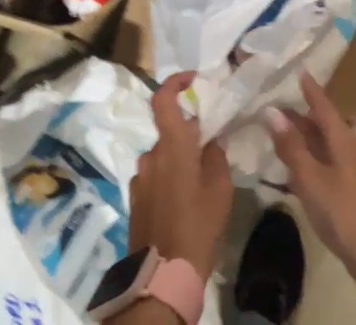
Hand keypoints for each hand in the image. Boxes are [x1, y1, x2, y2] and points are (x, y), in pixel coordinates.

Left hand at [128, 71, 233, 276]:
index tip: (193, 79)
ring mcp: (140, 179)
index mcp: (172, 147)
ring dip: (179, 159)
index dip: (175, 82)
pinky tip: (185, 200)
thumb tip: (211, 141)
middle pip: (170, 132)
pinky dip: (169, 178)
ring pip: (163, 156)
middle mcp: (151, 157)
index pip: (163, 100)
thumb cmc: (198, 226)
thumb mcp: (220, 189)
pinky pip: (155, 176)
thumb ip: (216, 157)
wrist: (164, 276)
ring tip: (202, 181)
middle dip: (190, 135)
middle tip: (213, 149)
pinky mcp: (135, 199)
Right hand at [264, 71, 355, 267]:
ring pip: (327, 144)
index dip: (311, 90)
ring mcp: (354, 170)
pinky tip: (298, 167)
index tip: (299, 71)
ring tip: (283, 132)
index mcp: (344, 141)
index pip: (324, 107)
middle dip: (303, 115)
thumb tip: (272, 113)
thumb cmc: (341, 211)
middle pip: (326, 125)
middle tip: (278, 105)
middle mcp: (352, 149)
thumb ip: (291, 147)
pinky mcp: (352, 189)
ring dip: (307, 137)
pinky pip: (329, 162)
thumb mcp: (310, 178)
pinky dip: (312, 157)